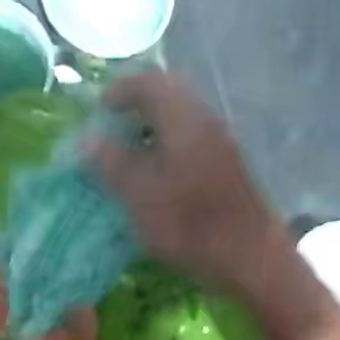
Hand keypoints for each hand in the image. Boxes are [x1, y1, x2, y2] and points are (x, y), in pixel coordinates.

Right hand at [87, 73, 287, 294]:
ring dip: (154, 129)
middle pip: (167, 95)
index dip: (117, 91)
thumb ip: (111, 162)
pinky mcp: (230, 166)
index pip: (147, 82)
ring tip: (132, 157)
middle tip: (114, 131)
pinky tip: (161, 177)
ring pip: (182, 119)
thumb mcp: (140, 196)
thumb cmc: (191, 225)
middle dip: (136, 107)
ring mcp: (222, 142)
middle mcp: (206, 119)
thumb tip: (88, 138)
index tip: (98, 112)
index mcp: (182, 117)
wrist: (251, 257)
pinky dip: (170, 146)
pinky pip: (193, 140)